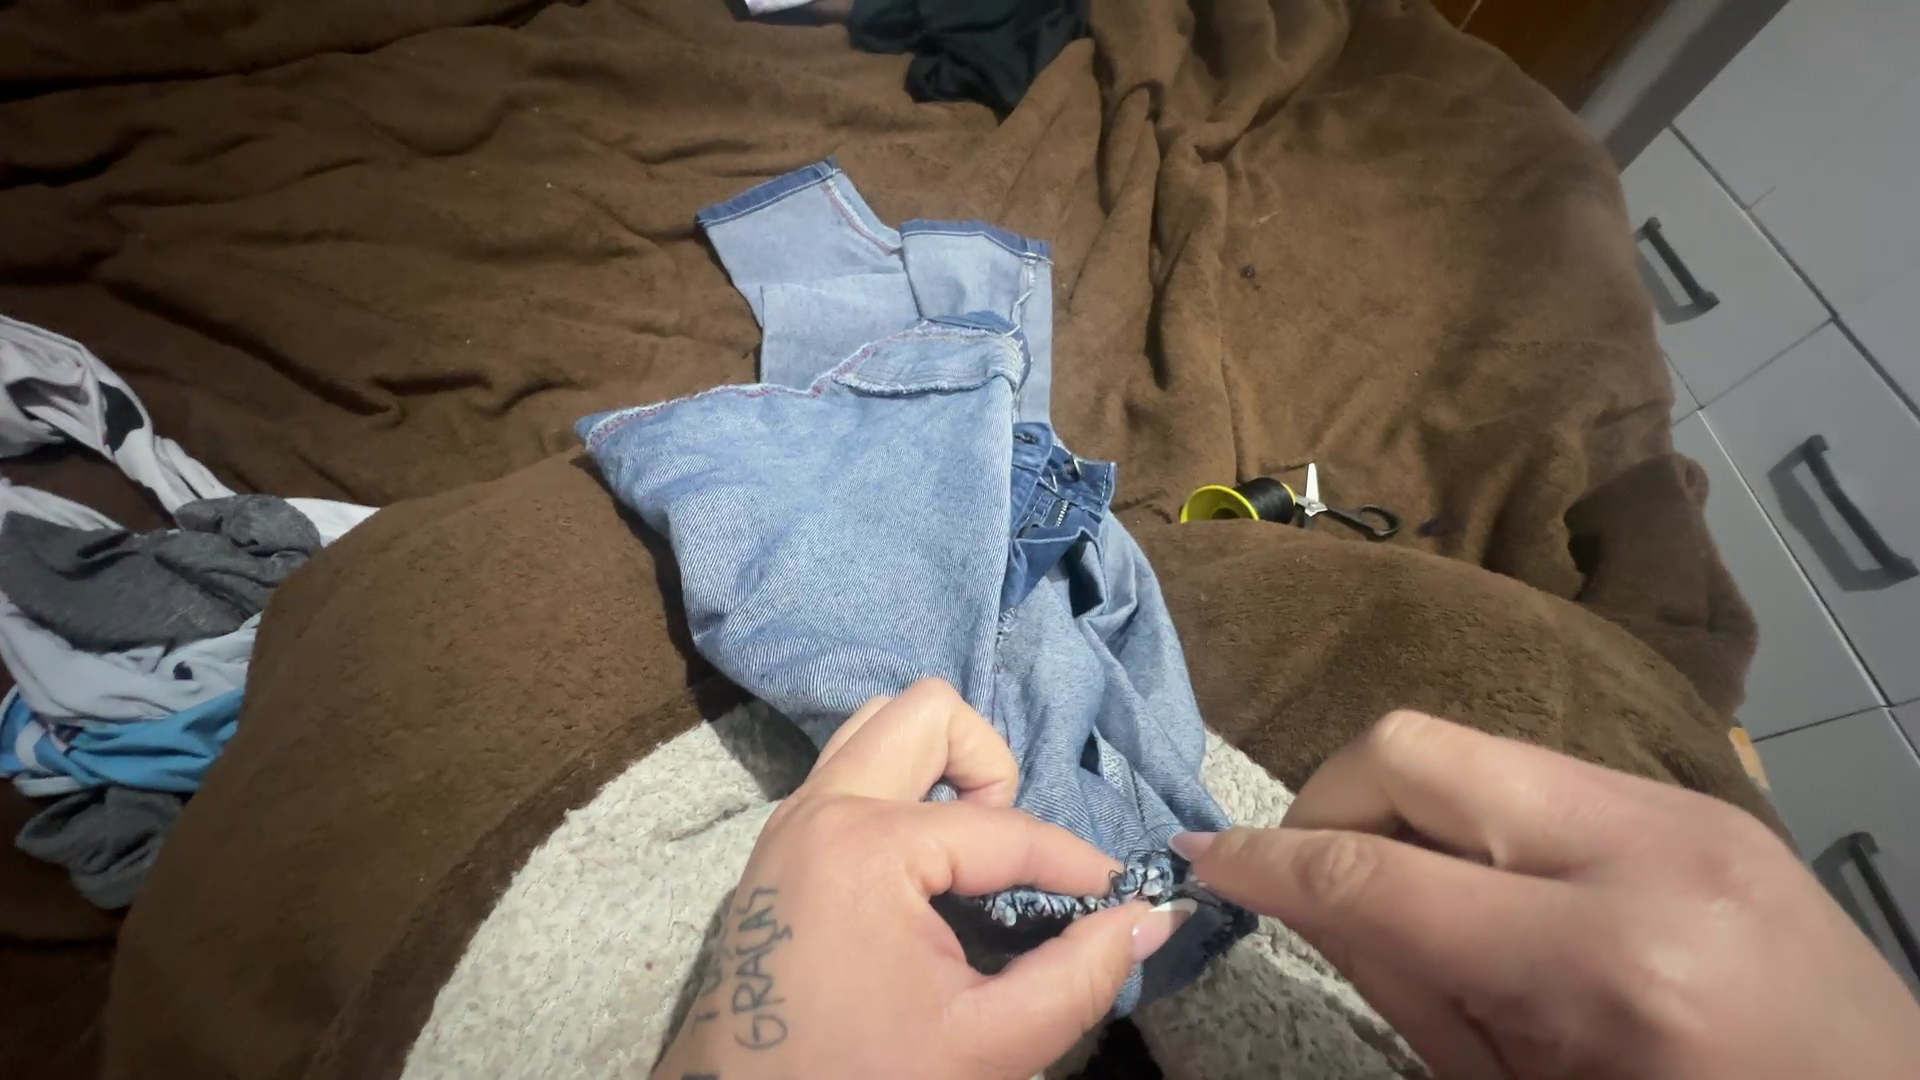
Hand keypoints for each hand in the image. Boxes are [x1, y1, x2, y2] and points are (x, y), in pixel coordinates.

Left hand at [652, 679, 1191, 1079]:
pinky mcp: (783, 835)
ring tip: (963, 848)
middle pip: (930, 712)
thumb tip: (1148, 918)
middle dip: (990, 769)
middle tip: (1005, 856)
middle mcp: (824, 804)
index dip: (1074, 861)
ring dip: (941, 765)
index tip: (1118, 891)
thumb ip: (1078, 979)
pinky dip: (902, 785)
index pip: (1004, 828)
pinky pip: (853, 764)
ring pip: (883, 723)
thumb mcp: (984, 1049)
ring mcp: (795, 813)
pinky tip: (920, 859)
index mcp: (869, 845)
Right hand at [1173, 711, 1919, 1079]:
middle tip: (1311, 869)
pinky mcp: (1686, 795)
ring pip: (1453, 744)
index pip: (1374, 871)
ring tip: (1401, 881)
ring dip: (1389, 805)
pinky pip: (1512, 771)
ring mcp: (1681, 805)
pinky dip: (1455, 813)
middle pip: (1407, 747)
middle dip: (1326, 800)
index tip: (1202, 855)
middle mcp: (1649, 852)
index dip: (1266, 859)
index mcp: (1614, 967)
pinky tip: (1476, 879)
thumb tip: (1292, 887)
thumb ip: (1391, 976)